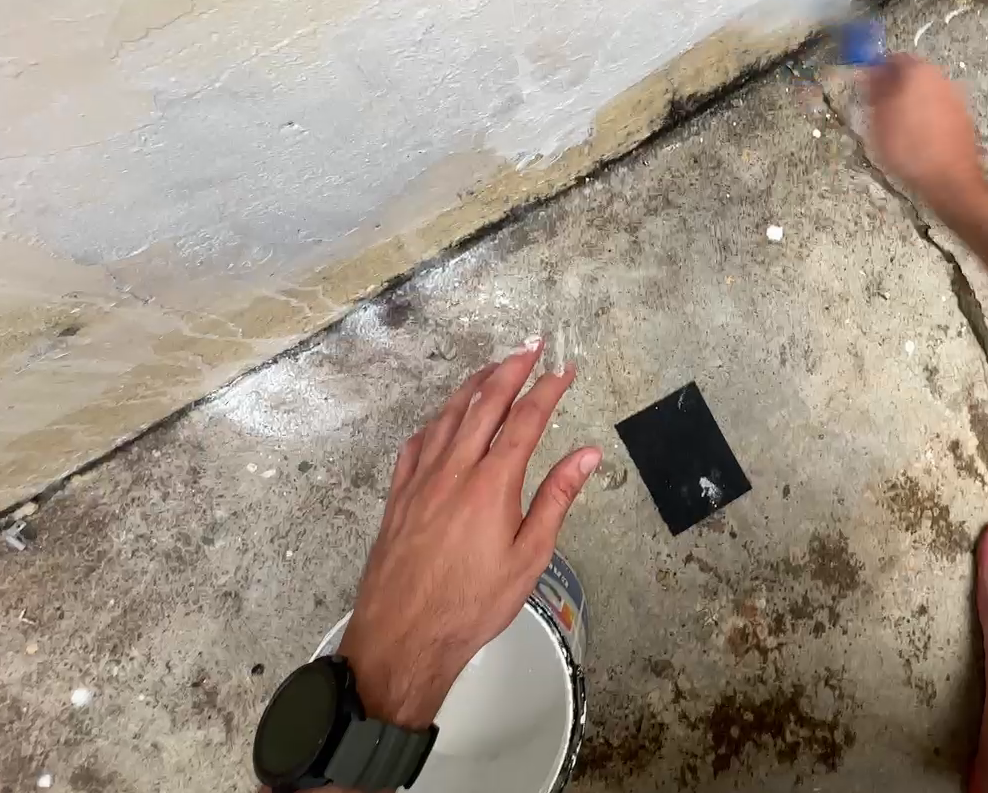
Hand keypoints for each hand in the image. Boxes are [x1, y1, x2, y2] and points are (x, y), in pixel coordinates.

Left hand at [338, 339, 600, 729]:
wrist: (401, 641)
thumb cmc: (474, 603)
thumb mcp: (530, 556)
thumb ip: (558, 497)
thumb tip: (589, 455)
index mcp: (492, 482)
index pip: (526, 419)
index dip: (548, 389)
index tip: (565, 370)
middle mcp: (455, 468)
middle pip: (485, 402)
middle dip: (511, 368)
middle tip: (531, 345)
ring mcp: (421, 478)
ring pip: (449, 414)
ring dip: (474, 384)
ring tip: (493, 366)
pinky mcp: (398, 495)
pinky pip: (417, 442)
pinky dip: (437, 419)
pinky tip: (443, 417)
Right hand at [856, 54, 987, 213]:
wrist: (949, 178)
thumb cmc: (909, 149)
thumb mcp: (878, 119)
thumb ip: (873, 90)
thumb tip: (869, 73)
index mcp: (918, 71)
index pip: (891, 58)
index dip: (875, 73)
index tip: (866, 90)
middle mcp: (940, 77)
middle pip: (910, 75)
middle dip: (893, 89)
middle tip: (877, 111)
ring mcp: (954, 97)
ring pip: (924, 93)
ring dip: (909, 105)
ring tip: (895, 130)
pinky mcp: (962, 118)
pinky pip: (936, 111)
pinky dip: (924, 119)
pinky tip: (916, 140)